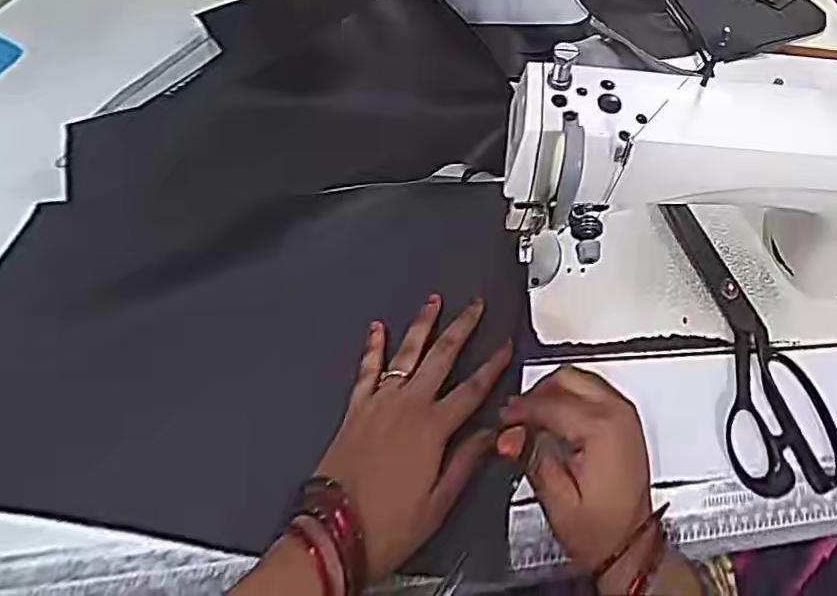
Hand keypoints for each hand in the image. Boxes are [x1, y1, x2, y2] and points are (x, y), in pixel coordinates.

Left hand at [314, 295, 512, 581]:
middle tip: (475, 306)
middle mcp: (408, 406)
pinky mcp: (356, 409)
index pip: (472, 388)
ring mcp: (380, 403)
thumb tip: (490, 435)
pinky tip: (377, 329)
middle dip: (462, 326)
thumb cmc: (383, 526)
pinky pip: (367, 369)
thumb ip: (466, 461)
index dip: (493, 365)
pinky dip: (372, 346)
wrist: (331, 535)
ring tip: (433, 302)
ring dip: (423, 323)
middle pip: (442, 355)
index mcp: (432, 428)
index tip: (504, 346)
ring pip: (407, 352)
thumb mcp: (438, 503)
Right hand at [499, 368, 654, 580]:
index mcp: (602, 428)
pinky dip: (570, 395)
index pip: (551, 403)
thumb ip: (534, 461)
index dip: (521, 410)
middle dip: (537, 393)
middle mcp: (617, 412)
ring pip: (580, 378)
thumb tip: (511, 435)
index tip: (504, 419)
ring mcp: (624, 412)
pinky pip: (593, 389)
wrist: (632, 546)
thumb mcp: (559, 503)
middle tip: (517, 416)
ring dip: (554, 391)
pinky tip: (556, 418)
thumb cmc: (602, 532)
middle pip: (567, 377)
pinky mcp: (625, 417)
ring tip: (533, 418)